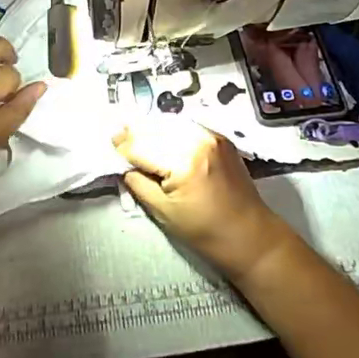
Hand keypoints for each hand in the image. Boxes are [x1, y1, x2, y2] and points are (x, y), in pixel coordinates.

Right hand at [113, 117, 295, 277]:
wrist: (248, 234)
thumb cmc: (204, 231)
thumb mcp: (163, 212)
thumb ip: (139, 184)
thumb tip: (124, 166)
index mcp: (182, 162)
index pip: (143, 147)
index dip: (123, 146)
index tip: (110, 142)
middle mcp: (198, 141)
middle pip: (156, 129)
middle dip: (137, 134)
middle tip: (120, 137)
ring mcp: (212, 136)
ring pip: (172, 123)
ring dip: (154, 128)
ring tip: (139, 137)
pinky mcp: (221, 138)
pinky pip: (189, 127)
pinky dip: (174, 130)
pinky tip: (164, 138)